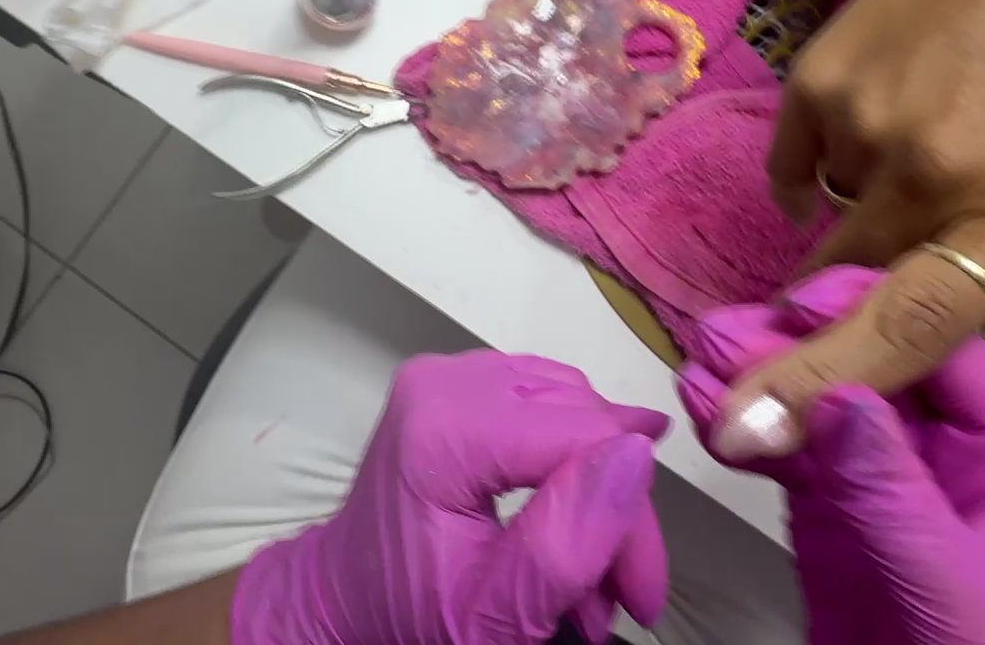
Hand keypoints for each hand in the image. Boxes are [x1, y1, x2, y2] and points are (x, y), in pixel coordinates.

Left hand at [231, 351, 671, 644]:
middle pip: (579, 413)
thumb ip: (569, 541)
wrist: (345, 591)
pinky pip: (543, 394)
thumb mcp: (493, 612)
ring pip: (570, 400)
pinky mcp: (455, 378)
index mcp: (442, 430)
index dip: (631, 510)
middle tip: (620, 589)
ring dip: (596, 478)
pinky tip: (566, 506)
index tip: (640, 591)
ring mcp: (446, 372)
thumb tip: (637, 455)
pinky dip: (567, 451)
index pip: (580, 433)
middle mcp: (443, 381)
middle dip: (616, 504)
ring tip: (589, 558)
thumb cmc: (406, 611)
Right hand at [679, 267, 984, 644]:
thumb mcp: (956, 589)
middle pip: (862, 368)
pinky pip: (775, 447)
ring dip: (749, 381)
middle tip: (720, 336)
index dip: (879, 316)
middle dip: (790, 348)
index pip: (948, 355)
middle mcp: (937, 447)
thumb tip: (840, 392)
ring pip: (807, 401)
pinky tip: (700, 409)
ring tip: (696, 367)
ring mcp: (872, 471)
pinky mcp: (822, 499)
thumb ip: (896, 495)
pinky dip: (735, 426)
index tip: (799, 304)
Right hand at [752, 0, 984, 435]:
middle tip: (889, 236)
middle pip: (844, 275)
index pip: (912, 326)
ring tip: (925, 133)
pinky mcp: (812, 85)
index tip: (749, 426)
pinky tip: (876, 106)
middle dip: (846, 286)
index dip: (823, 384)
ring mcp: (861, 121)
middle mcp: (931, 171)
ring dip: (864, 201)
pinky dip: (827, 156)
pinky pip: (799, 161)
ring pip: (832, 210)